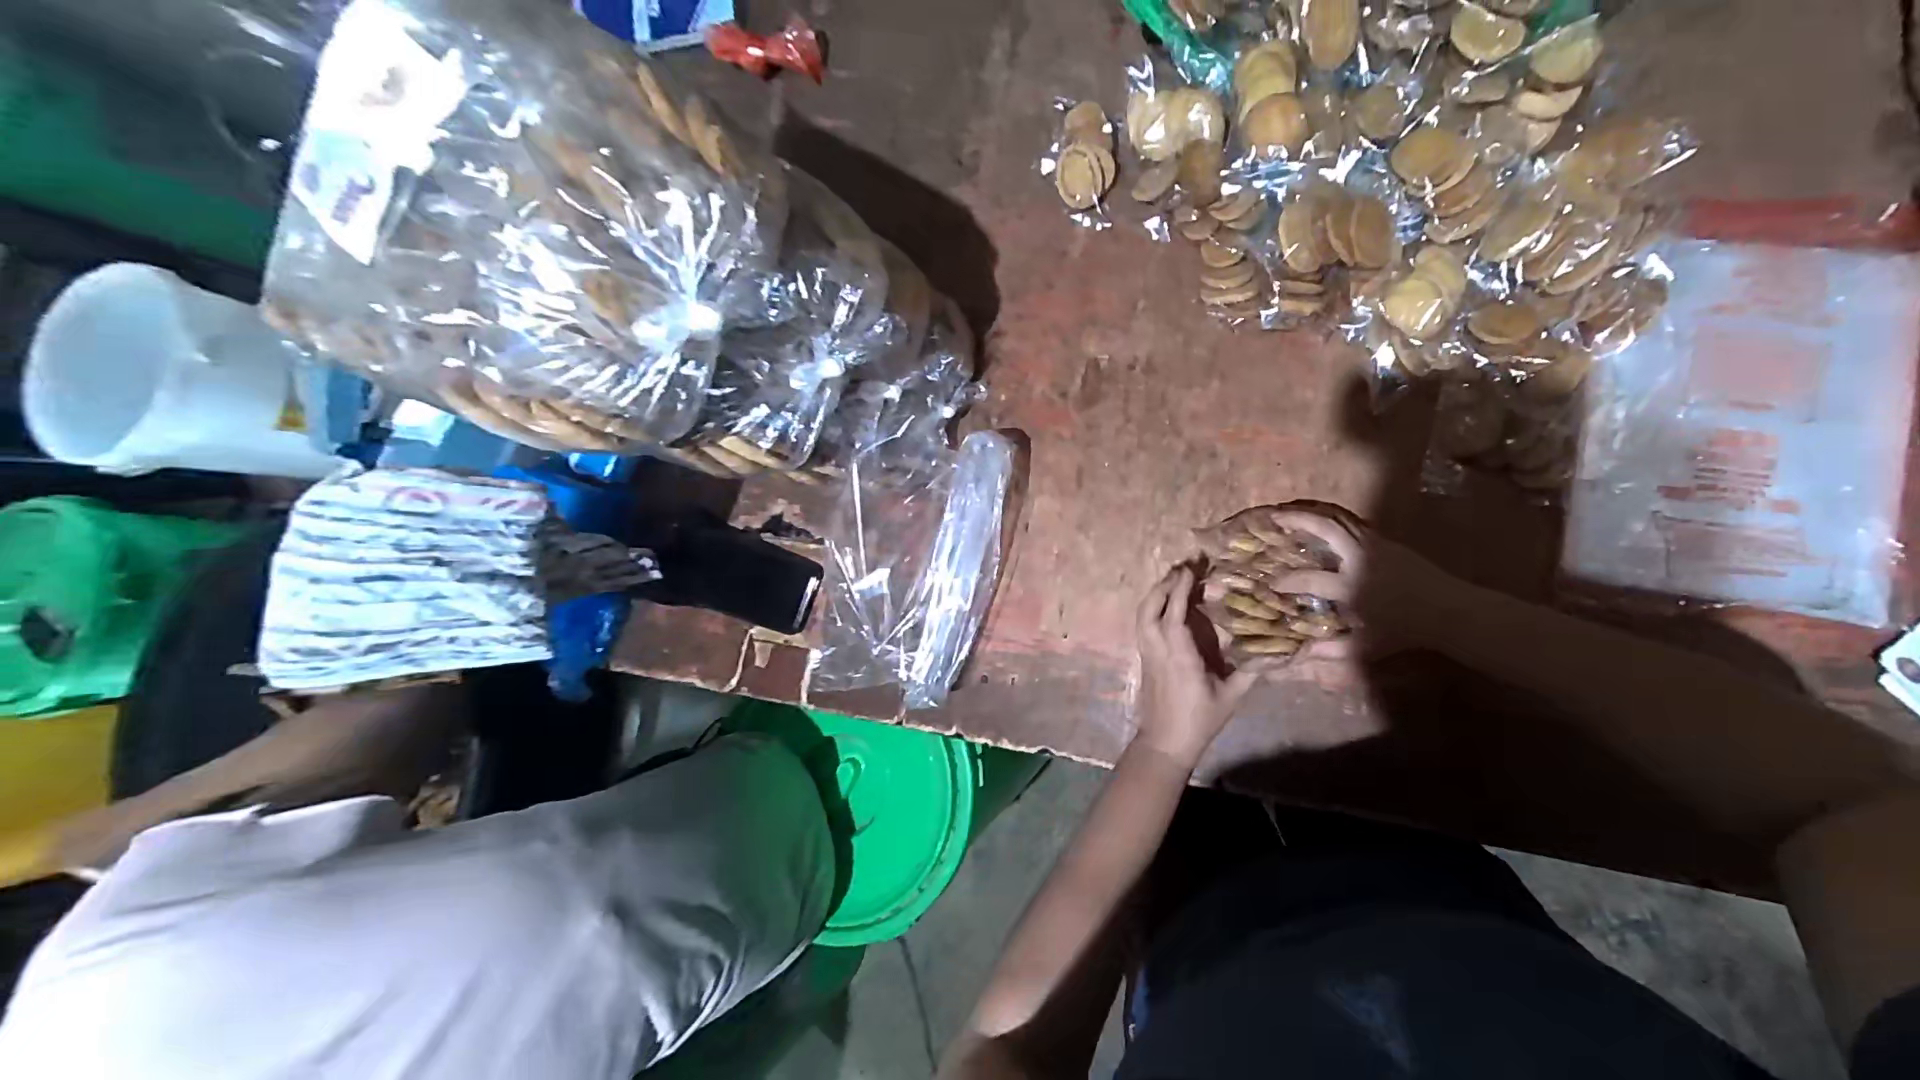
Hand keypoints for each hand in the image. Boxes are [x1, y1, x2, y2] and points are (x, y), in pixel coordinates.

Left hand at [1133, 566, 1266, 767]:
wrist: (1164, 741)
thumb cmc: (1199, 719)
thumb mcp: (1231, 696)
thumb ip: (1252, 671)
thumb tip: (1280, 649)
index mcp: (1178, 656)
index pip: (1174, 616)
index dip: (1180, 590)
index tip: (1190, 570)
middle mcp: (1157, 649)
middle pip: (1150, 608)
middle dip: (1164, 585)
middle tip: (1184, 568)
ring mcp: (1146, 652)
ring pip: (1142, 615)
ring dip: (1156, 594)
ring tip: (1175, 580)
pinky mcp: (1143, 657)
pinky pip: (1143, 624)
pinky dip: (1152, 607)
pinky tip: (1168, 604)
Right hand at [1263, 510, 1464, 658]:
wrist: (1452, 612)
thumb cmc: (1406, 631)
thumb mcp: (1367, 647)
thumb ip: (1333, 649)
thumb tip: (1302, 652)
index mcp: (1351, 587)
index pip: (1309, 579)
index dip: (1286, 580)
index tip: (1271, 582)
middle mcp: (1360, 560)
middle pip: (1327, 528)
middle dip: (1298, 519)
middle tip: (1275, 515)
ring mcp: (1376, 547)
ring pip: (1341, 519)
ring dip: (1315, 512)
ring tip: (1293, 511)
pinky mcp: (1387, 542)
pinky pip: (1354, 523)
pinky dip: (1333, 518)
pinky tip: (1323, 522)